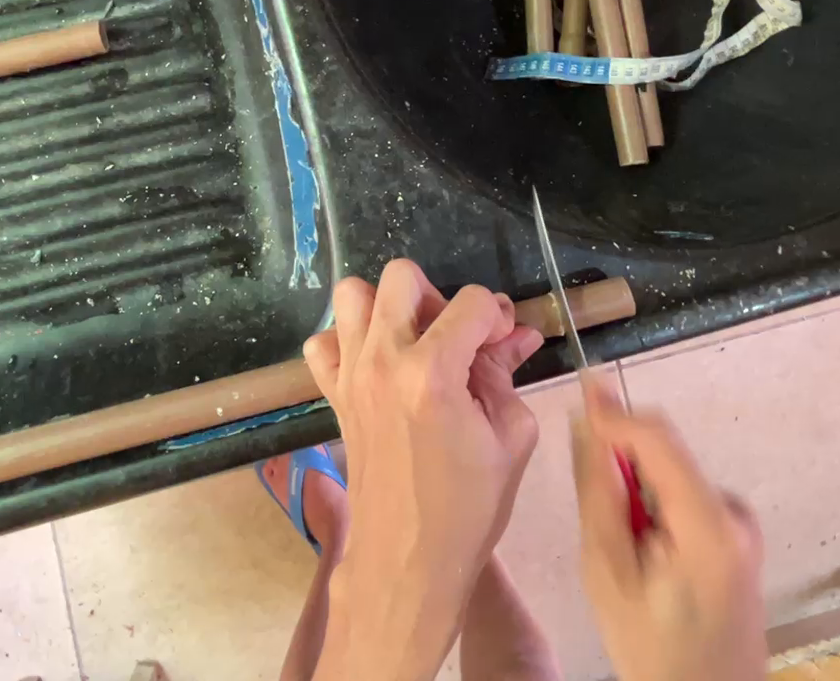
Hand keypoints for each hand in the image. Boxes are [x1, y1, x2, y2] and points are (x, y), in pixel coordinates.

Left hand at [304, 259, 545, 680]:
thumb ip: (506, 373)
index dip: (498, 317)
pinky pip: (323, 342)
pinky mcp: (333, 393)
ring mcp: (350, 373)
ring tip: (414, 343)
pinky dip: (347, 340)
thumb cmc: (469, 507)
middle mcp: (383, 359)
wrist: (407, 562)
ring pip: (353, 294)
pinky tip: (376, 364)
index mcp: (432, 372)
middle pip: (402, 277)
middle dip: (438, 297)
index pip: (473, 302)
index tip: (505, 343)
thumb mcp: (510, 438)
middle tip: (456, 339)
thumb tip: (516, 333)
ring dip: (388, 307)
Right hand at [572, 378, 766, 680]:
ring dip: (637, 491)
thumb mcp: (606, 570)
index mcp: (708, 524)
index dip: (614, 411)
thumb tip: (585, 419)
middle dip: (622, 464)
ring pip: (669, 475)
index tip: (578, 388)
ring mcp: (743, 524)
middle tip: (597, 512)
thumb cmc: (649, 646)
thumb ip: (597, 489)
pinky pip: (683, 495)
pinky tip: (648, 556)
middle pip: (663, 455)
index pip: (657, 438)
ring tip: (624, 548)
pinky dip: (655, 509)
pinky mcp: (739, 534)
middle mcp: (735, 513)